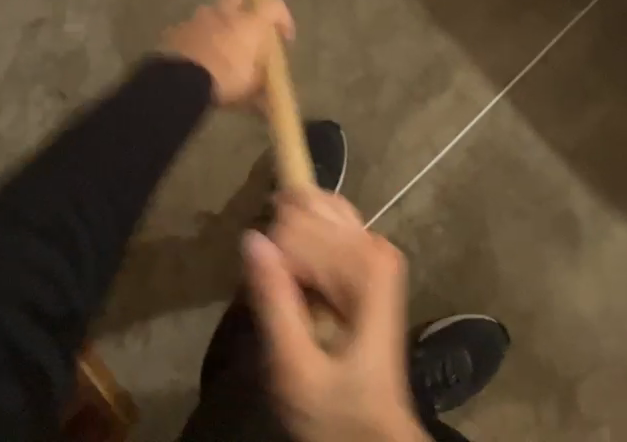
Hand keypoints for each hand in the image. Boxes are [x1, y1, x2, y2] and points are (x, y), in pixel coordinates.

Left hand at [159, 0, 294, 106]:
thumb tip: (270, 106)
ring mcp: (197, 19)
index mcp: (250, 23)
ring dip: (216, 26)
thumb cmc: (224, 80)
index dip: (282, 18)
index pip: (274, 6)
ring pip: (210, 14)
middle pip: (237, 0)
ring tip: (216, 50)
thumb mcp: (250, 90)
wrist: (178, 81)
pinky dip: (195, 40)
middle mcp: (224, 14)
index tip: (284, 37)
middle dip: (242, 14)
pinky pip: (190, 30)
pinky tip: (194, 59)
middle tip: (244, 35)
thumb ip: (262, 90)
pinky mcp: (175, 30)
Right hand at [243, 189, 429, 441]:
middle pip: (308, 208)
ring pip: (318, 206)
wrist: (375, 432)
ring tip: (287, 287)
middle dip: (282, 246)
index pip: (296, 225)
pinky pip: (329, 220)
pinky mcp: (370, 254)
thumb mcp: (295, 370)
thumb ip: (274, 302)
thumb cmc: (336, 408)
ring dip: (292, 240)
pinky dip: (305, 239)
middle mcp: (376, 245)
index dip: (271, 260)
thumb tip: (250, 239)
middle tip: (278, 298)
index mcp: (365, 267)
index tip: (266, 299)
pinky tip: (300, 276)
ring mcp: (376, 247)